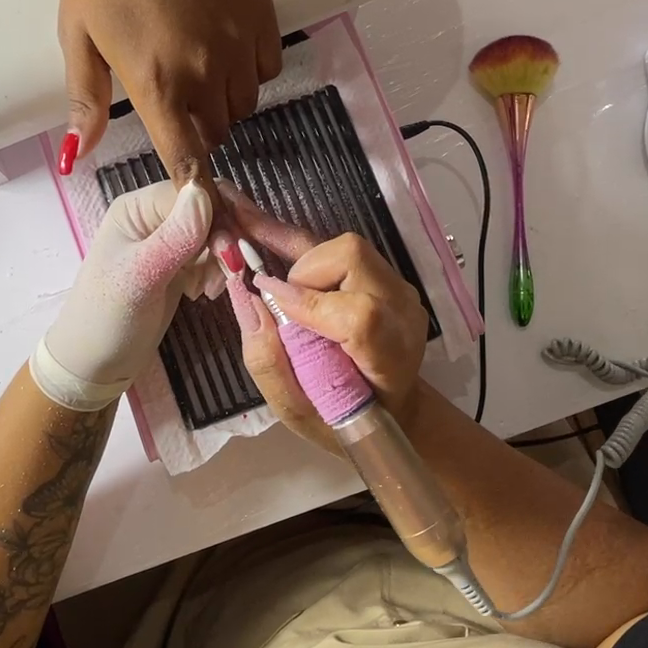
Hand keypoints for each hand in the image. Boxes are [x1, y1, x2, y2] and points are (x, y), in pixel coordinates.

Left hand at [32, 181, 220, 410]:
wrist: (95, 364)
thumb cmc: (107, 319)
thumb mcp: (140, 276)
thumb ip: (175, 236)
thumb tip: (203, 190)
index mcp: (138, 207)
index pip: (193, 191)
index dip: (221, 214)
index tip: (237, 248)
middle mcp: (154, 216)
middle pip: (210, 209)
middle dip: (228, 238)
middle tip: (233, 271)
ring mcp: (168, 241)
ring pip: (216, 233)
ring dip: (223, 258)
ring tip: (212, 290)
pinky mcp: (179, 265)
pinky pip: (212, 255)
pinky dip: (217, 271)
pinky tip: (206, 293)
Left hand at [58, 0, 281, 190]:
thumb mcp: (78, 35)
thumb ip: (85, 101)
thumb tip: (76, 157)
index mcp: (157, 85)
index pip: (185, 158)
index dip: (189, 183)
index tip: (191, 193)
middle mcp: (205, 74)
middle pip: (215, 133)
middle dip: (197, 130)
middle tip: (177, 102)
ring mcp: (240, 45)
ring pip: (244, 104)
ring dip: (223, 102)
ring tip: (200, 70)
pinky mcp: (264, 17)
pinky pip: (268, 69)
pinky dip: (250, 71)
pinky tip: (227, 48)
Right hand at [222, 189, 429, 453]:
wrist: (390, 405)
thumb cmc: (343, 418)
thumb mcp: (297, 412)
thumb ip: (269, 362)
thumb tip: (246, 299)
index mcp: (389, 356)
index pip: (361, 315)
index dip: (309, 302)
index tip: (268, 300)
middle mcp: (402, 313)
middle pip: (352, 257)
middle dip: (302, 271)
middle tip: (279, 300)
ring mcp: (398, 288)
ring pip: (344, 245)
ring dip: (302, 262)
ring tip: (276, 282)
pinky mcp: (385, 273)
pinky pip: (340, 247)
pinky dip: (299, 245)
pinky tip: (259, 229)